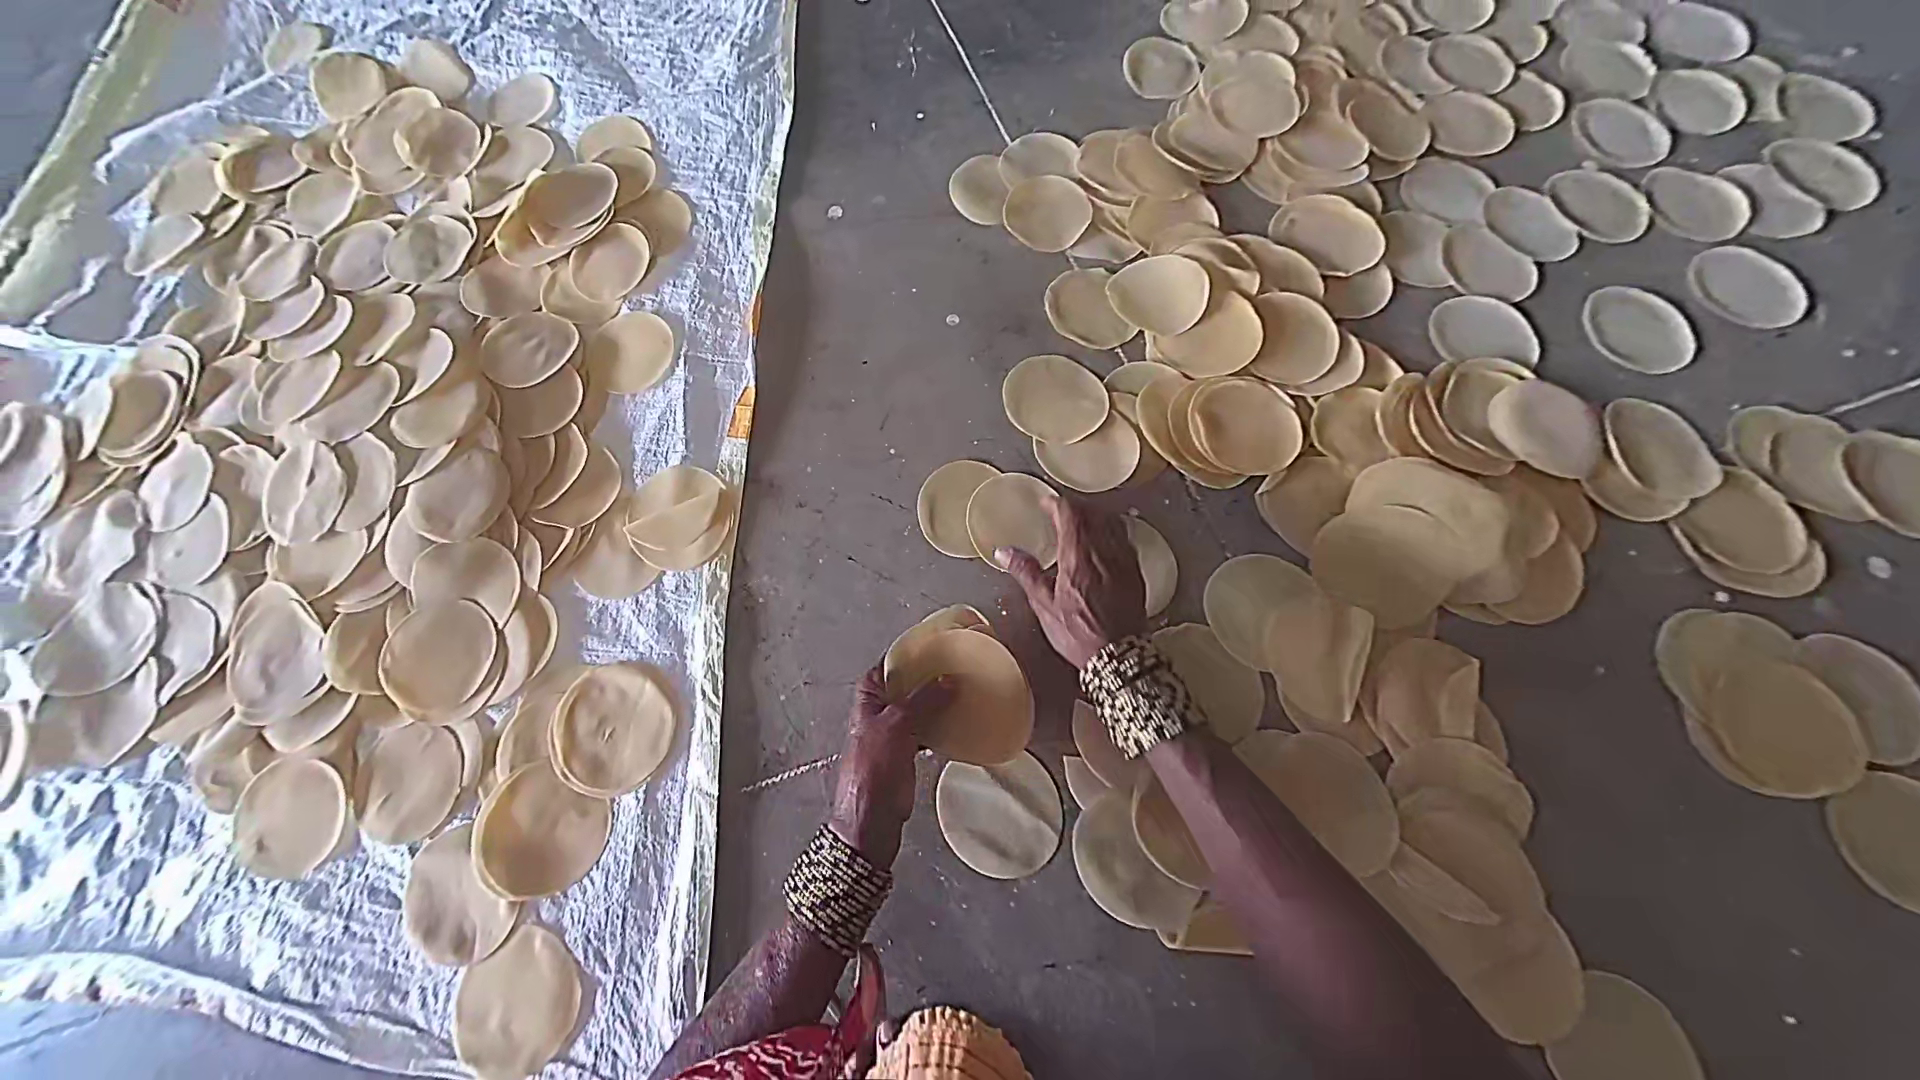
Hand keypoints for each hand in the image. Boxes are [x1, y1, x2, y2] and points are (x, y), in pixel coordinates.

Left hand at [829, 664, 955, 865]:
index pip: (891, 663)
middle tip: (960, 666)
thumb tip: (949, 679)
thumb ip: (922, 701)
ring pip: (920, 706)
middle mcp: (879, 709)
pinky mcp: (906, 751)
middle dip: (931, 676)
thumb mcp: (897, 727)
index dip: (912, 653)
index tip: (940, 644)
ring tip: (965, 689)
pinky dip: (942, 723)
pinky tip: (960, 721)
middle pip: (908, 684)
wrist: (870, 823)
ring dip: (939, 700)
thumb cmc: (873, 771)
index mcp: (868, 696)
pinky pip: (928, 728)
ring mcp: (893, 731)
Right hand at [996, 496, 1145, 669]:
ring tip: (1081, 520)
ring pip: (1111, 522)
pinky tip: (1104, 540)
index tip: (1045, 502)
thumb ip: (1026, 572)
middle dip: (1074, 507)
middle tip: (1060, 510)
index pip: (1069, 514)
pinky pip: (1124, 538)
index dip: (1056, 503)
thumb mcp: (1044, 605)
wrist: (1117, 656)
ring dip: (1094, 515)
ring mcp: (1123, 560)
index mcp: (1078, 557)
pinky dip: (1111, 530)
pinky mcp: (1135, 572)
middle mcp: (1104, 552)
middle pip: (1092, 513)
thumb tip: (1005, 552)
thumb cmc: (1078, 634)